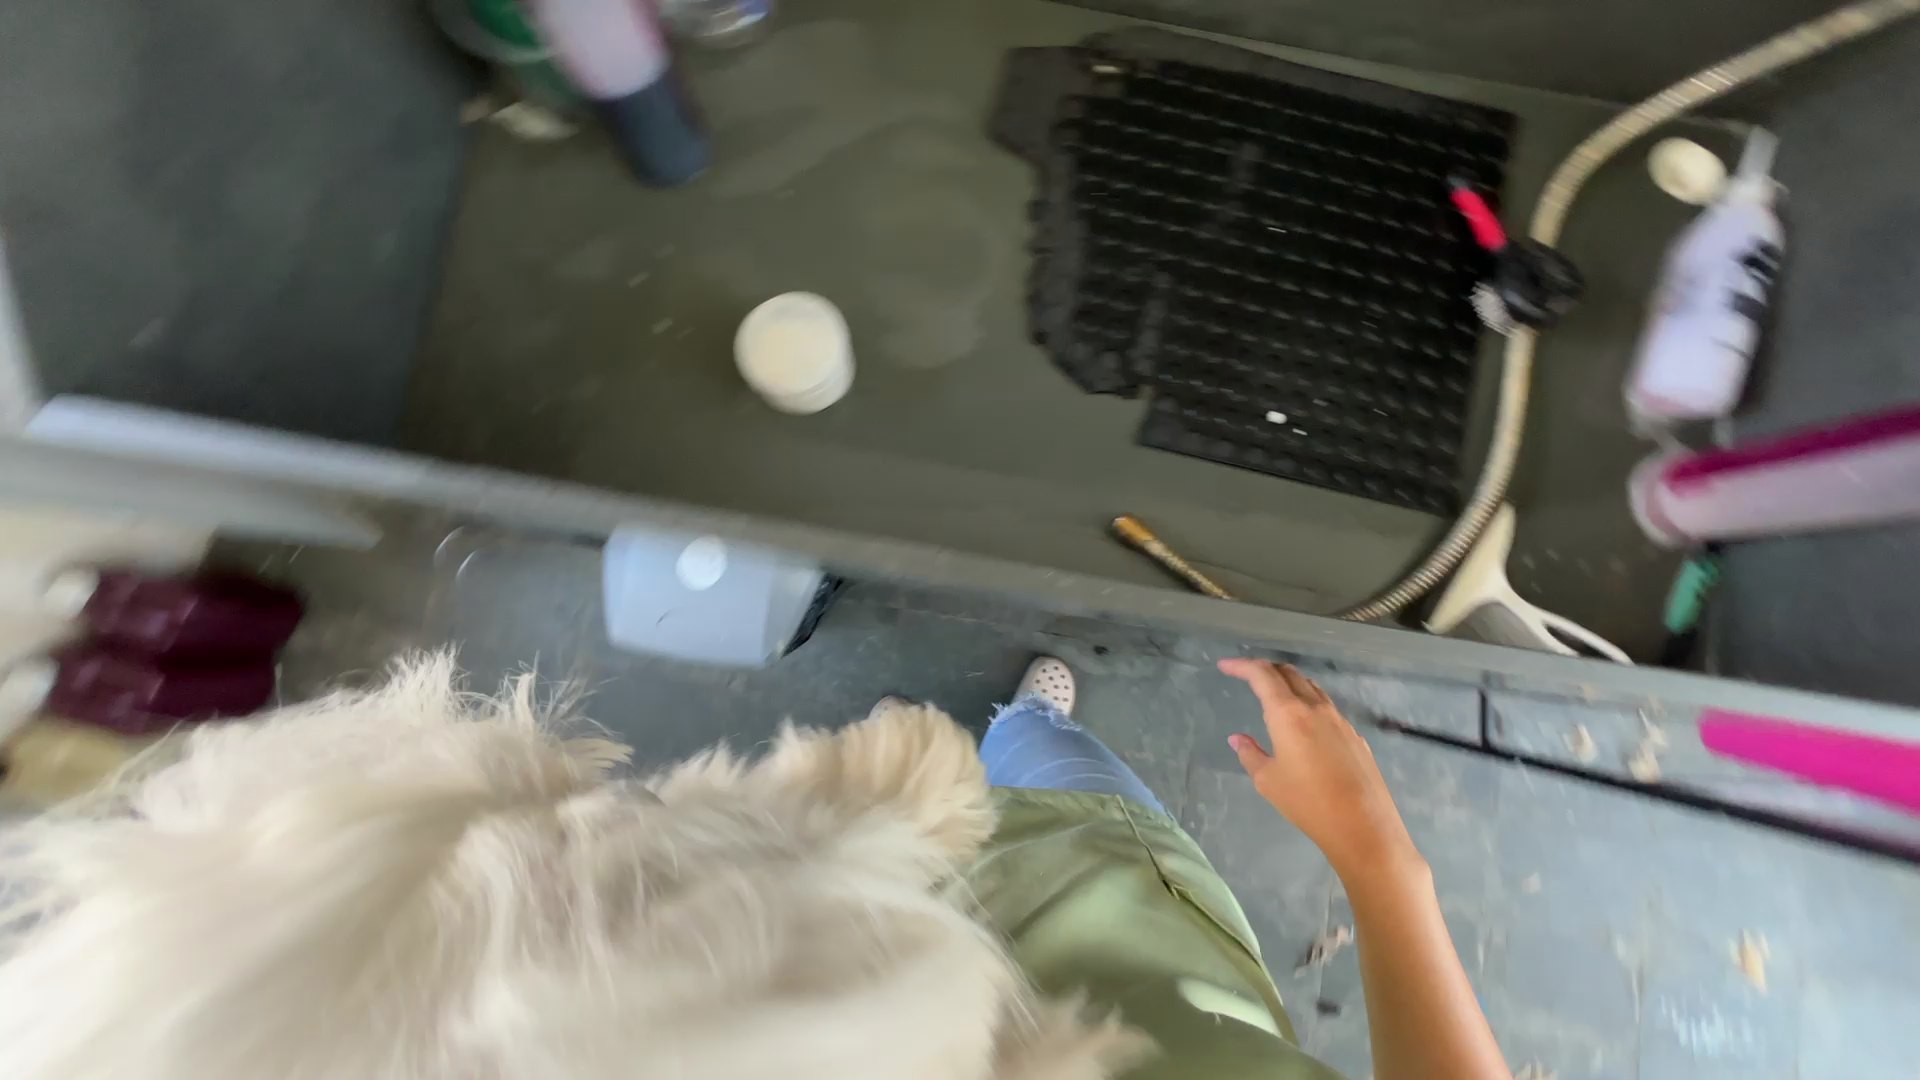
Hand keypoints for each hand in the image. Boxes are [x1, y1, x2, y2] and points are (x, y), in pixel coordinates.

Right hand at [1217, 659, 1419, 880]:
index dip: (1241, 666)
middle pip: (1288, 673)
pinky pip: (1326, 708)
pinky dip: (1307, 703)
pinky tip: (1303, 725)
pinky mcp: (1355, 737)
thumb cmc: (1308, 803)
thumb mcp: (1267, 780)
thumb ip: (1249, 753)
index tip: (1225, 666)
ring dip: (1288, 683)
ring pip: (1310, 687)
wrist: (1364, 827)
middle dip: (1264, 669)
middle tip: (1246, 676)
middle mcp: (1315, 708)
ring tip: (1273, 695)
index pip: (1262, 675)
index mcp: (1288, 714)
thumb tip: (1237, 738)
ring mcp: (1340, 721)